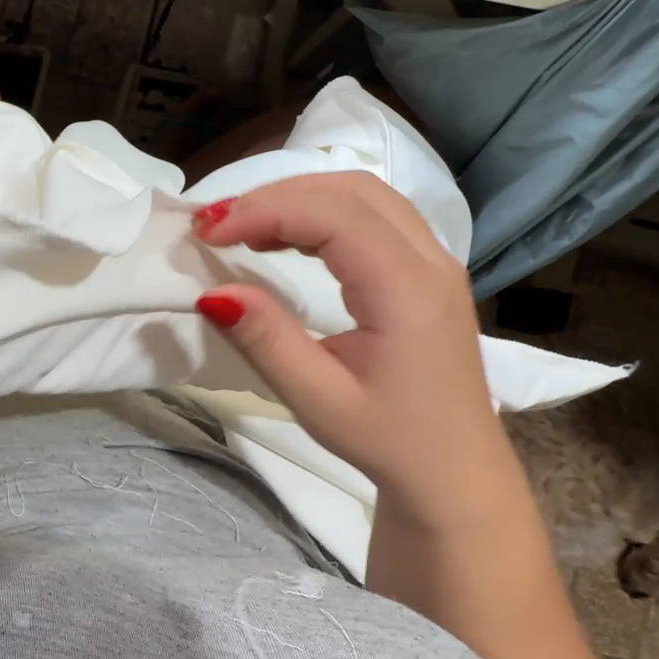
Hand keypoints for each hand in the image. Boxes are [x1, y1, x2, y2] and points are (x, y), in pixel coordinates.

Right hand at [190, 172, 514, 527]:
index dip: (265, 210)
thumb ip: (266, 340)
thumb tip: (212, 294)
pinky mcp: (423, 272)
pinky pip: (372, 217)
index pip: (334, 217)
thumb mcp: (316, 398)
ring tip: (239, 228)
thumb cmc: (385, 438)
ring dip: (297, 199)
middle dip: (276, 195)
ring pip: (365, 196)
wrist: (451, 467)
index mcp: (407, 291)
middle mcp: (429, 261)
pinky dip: (319, 214)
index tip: (207, 233)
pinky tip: (280, 239)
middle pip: (352, 191)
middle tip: (213, 224)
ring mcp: (433, 262)